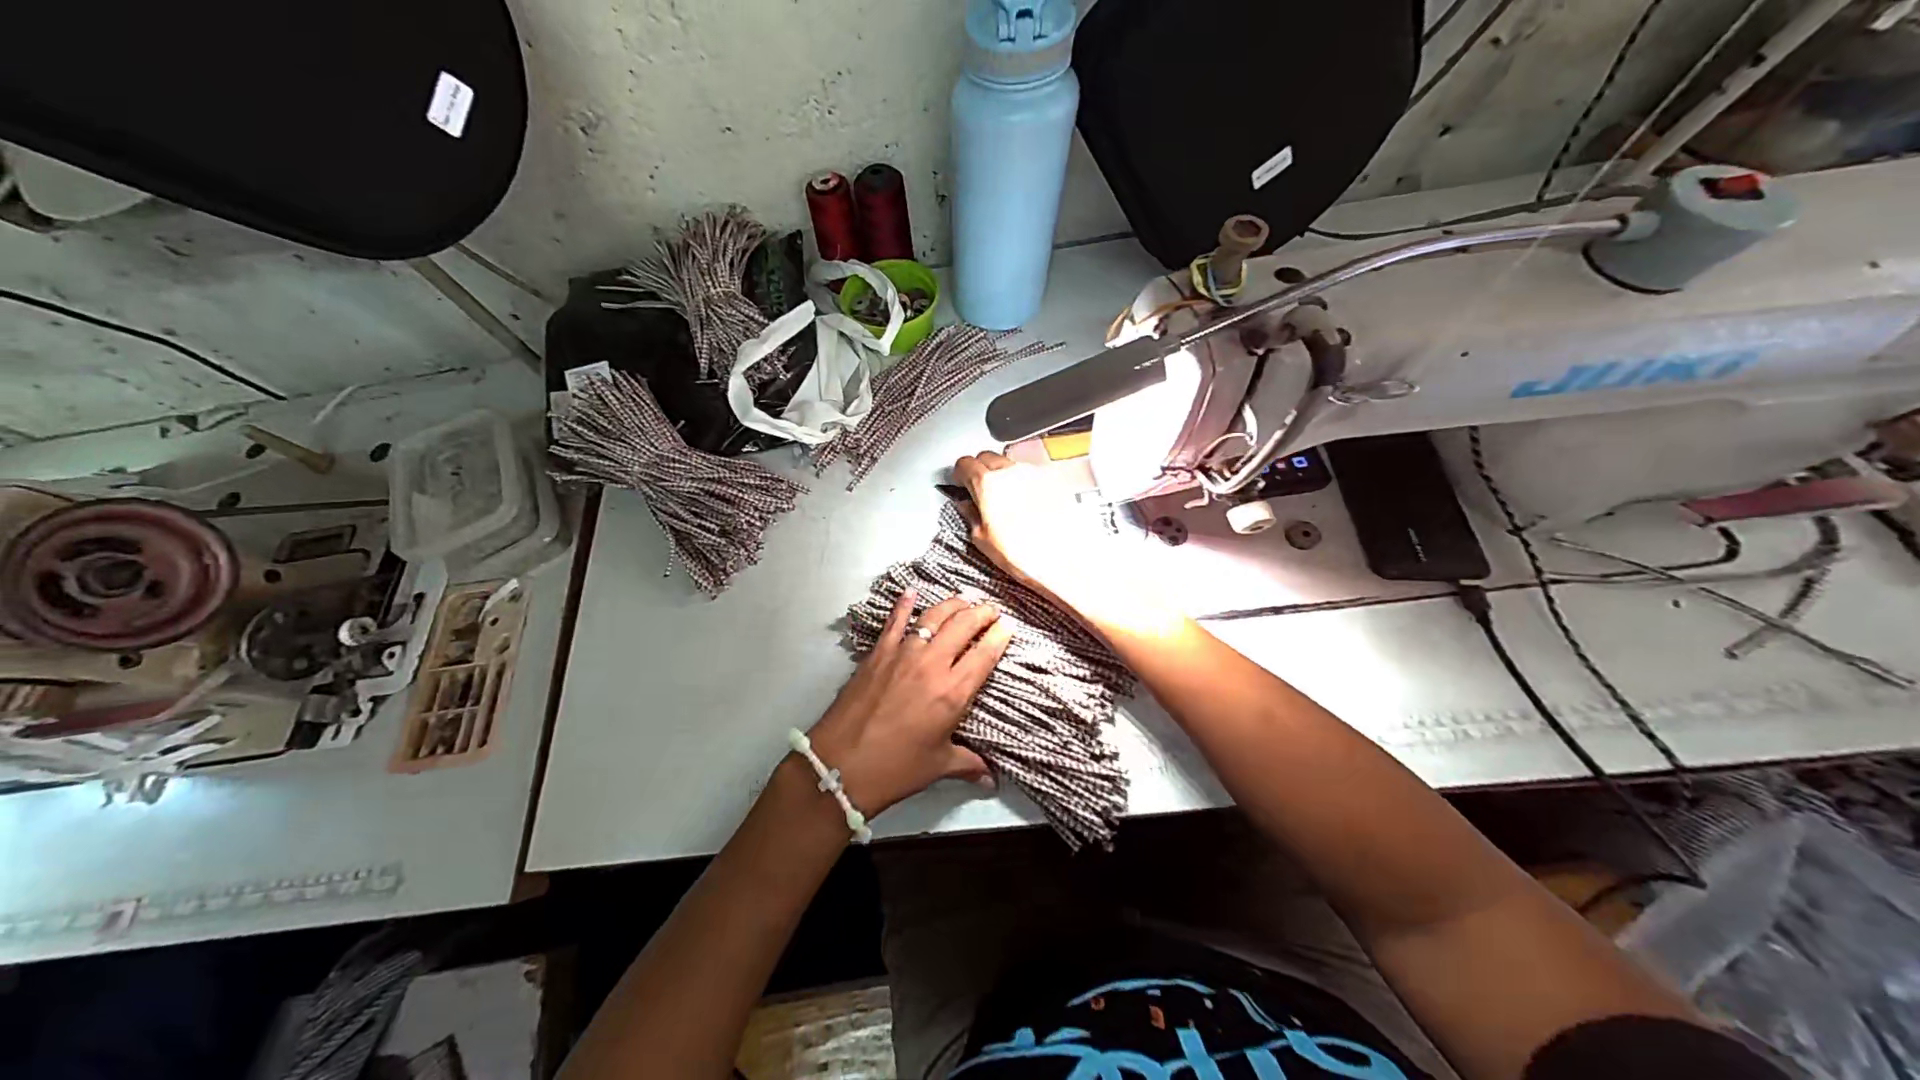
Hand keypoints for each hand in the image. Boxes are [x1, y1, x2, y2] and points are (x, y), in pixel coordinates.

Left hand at [803, 589, 1011, 815]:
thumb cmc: (895, 769)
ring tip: (964, 600)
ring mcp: (902, 655)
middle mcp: (932, 665)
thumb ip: (967, 764)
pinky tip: (912, 592)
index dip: (1000, 636)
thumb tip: (990, 778)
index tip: (1009, 626)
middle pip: (963, 626)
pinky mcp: (877, 653)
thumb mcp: (937, 766)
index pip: (985, 654)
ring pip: (934, 617)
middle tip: (992, 609)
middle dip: (982, 613)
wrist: (841, 765)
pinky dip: (905, 605)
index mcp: (953, 693)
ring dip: (952, 605)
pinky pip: (894, 622)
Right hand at [950, 451, 1117, 606]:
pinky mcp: (1054, 480)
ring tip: (1005, 501)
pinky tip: (1026, 504)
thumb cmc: (1030, 556)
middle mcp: (1012, 472)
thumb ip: (971, 515)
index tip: (960, 483)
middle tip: (978, 490)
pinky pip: (1031, 473)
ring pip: (1010, 464)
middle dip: (979, 470)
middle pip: (987, 457)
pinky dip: (1024, 482)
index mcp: (989, 484)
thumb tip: (967, 506)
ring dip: (1002, 475)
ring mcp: (1036, 473)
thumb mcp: (984, 541)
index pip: (965, 463)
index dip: (959, 474)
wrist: (1068, 562)